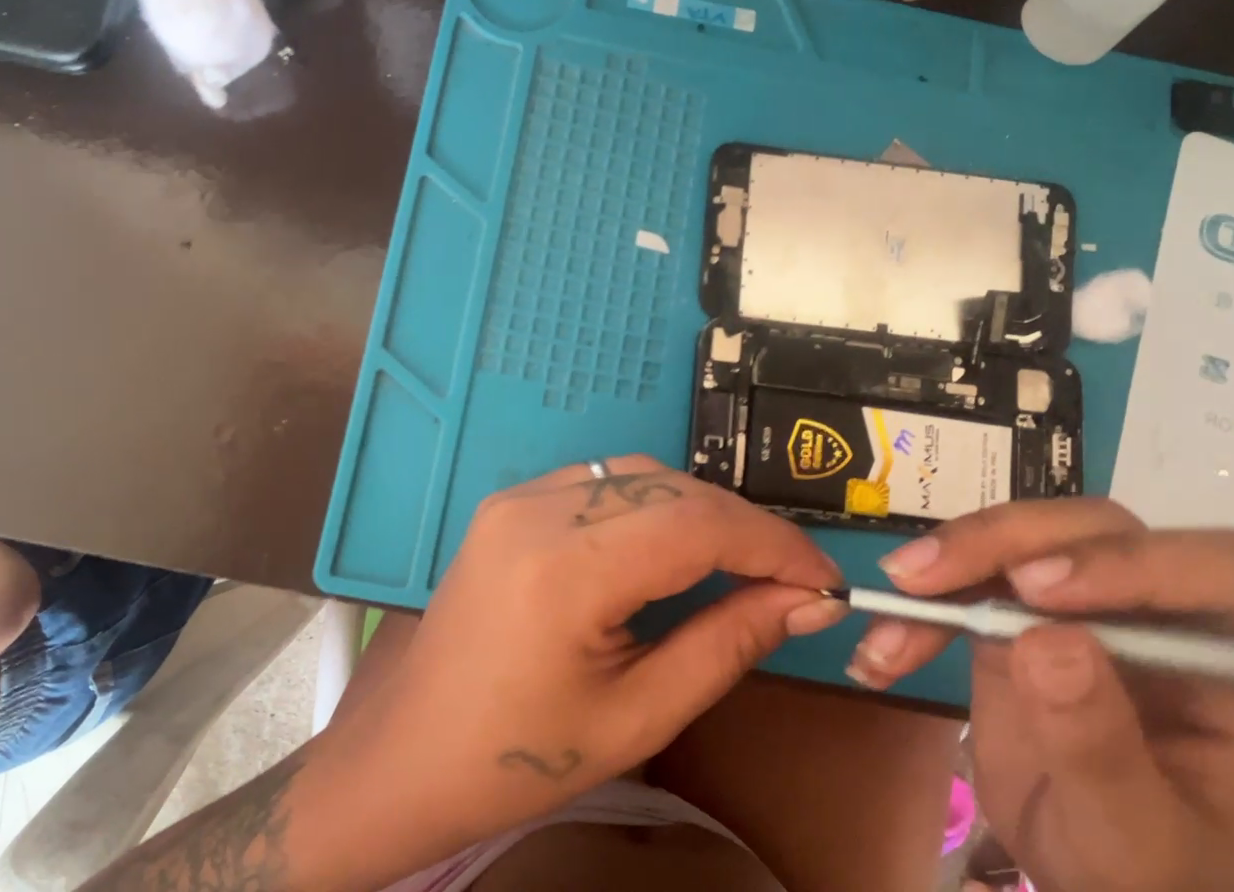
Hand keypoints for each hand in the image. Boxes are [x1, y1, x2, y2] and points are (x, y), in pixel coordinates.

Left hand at [325, 455, 846, 849]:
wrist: (410, 755)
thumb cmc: (521, 757)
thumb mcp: (640, 715)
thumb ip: (727, 644)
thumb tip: (806, 601)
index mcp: (566, 568)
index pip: (697, 523)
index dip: (773, 544)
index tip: (823, 581)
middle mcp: (538, 509)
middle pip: (671, 487)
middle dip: (741, 527)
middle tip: (789, 582)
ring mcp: (515, 499)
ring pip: (638, 475)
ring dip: (698, 511)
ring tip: (740, 568)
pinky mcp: (507, 505)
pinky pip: (600, 485)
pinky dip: (651, 507)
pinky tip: (670, 552)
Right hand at [848, 499, 1233, 891]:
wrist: (1087, 878)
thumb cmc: (1142, 872)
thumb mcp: (1131, 834)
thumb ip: (1098, 746)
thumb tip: (1046, 641)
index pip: (1219, 571)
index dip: (1131, 561)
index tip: (1034, 588)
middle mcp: (1170, 615)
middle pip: (1099, 532)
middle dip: (1006, 541)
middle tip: (926, 574)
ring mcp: (1092, 608)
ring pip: (1025, 541)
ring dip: (950, 561)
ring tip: (890, 599)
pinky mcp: (1024, 616)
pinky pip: (970, 582)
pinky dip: (921, 606)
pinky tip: (882, 647)